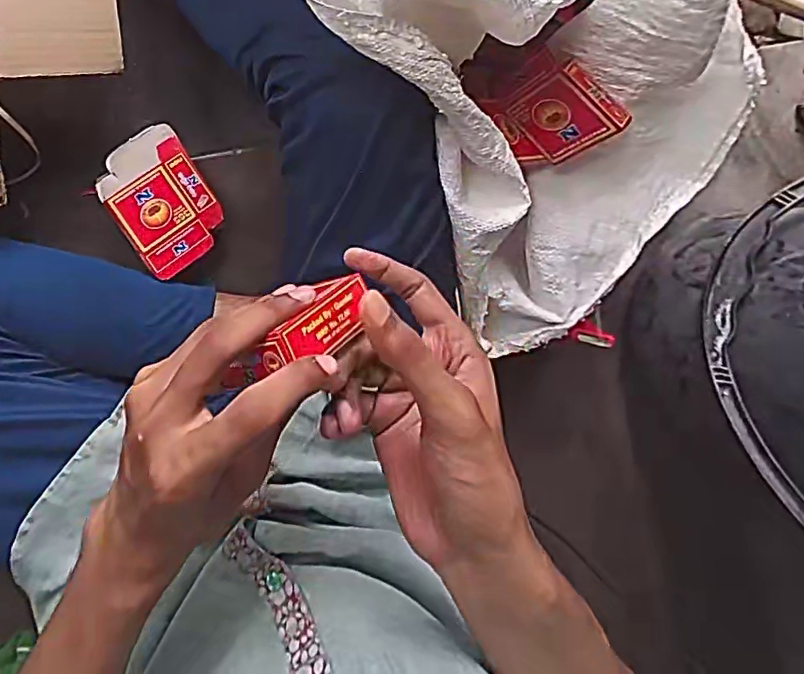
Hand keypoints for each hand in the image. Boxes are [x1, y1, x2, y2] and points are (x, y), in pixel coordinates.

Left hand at [87, 286, 350, 591]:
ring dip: (249, 312)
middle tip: (302, 298)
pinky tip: (256, 321)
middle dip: (264, 315)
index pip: (248, 409)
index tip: (327, 361)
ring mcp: (146, 393)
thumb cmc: (195, 513)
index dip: (292, 379)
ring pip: (203, 334)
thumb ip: (270, 424)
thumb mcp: (245, 480)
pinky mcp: (144, 378)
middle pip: (214, 348)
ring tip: (287, 300)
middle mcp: (159, 420)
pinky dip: (229, 329)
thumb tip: (304, 373)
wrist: (134, 523)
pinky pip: (193, 343)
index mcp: (187, 463)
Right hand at [322, 249, 627, 672]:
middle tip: (323, 355)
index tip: (351, 257)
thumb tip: (370, 304)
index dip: (387, 271)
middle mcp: (424, 364)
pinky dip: (337, 410)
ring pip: (355, 365)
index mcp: (453, 350)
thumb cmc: (480, 476)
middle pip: (374, 331)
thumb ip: (407, 354)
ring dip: (338, 382)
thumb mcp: (448, 408)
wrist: (470, 546)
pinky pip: (348, 399)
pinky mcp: (380, 420)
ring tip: (338, 408)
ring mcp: (399, 392)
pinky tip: (338, 428)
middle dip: (347, 341)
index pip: (418, 294)